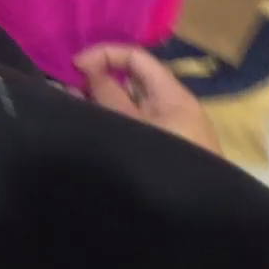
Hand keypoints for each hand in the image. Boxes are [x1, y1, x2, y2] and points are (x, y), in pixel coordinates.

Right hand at [75, 44, 219, 154]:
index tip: (75, 67)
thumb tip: (84, 67)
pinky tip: (87, 118)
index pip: (134, 57)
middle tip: (70, 84)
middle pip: (130, 75)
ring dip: (99, 95)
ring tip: (72, 101)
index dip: (103, 54)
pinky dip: (107, 112)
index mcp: (173, 95)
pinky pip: (129, 115)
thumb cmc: (167, 160)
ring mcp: (167, 123)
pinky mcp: (159, 140)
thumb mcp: (131, 122)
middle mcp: (172, 104)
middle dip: (98, 75)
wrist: (198, 213)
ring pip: (127, 96)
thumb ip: (105, 91)